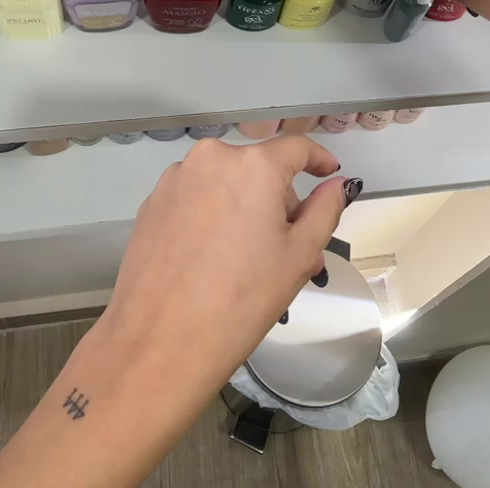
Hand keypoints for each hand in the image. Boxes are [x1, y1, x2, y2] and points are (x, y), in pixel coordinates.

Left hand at [90, 135, 353, 401]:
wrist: (159, 342)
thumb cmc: (240, 299)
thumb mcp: (299, 256)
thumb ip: (325, 210)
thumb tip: (337, 184)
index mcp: (253, 165)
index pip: (297, 148)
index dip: (318, 159)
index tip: (329, 174)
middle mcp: (212, 158)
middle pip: (259, 168)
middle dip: (279, 200)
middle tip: (290, 248)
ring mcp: (177, 178)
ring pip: (226, 182)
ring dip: (244, 207)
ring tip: (250, 259)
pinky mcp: (152, 201)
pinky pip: (196, 197)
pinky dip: (213, 215)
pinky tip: (212, 258)